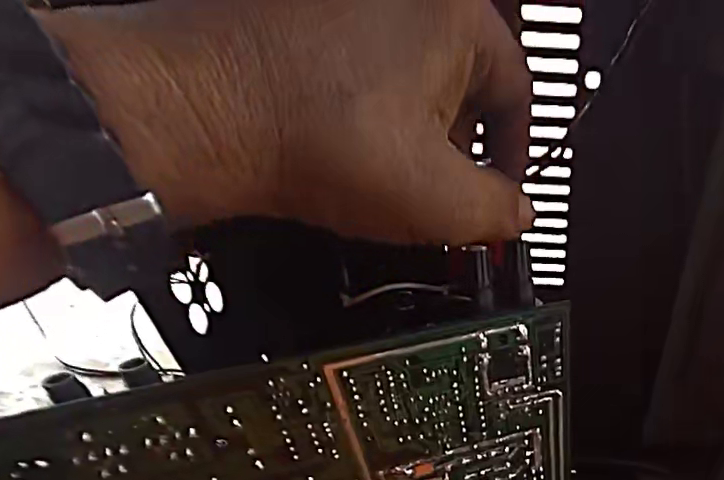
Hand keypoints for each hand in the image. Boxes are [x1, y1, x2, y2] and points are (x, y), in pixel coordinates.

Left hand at [45, 0, 534, 243]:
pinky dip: (379, 107)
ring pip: (420, 73)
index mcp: (452, 15)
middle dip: (464, 142)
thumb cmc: (308, 136)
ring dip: (421, 127)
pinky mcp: (312, 11)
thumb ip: (500, 212)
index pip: (519, 91)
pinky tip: (360, 144)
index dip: (515, 153)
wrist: (205, 114)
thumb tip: (516, 214)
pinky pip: (373, 63)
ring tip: (393, 169)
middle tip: (446, 186)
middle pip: (469, 80)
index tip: (503, 189)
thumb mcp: (439, 200)